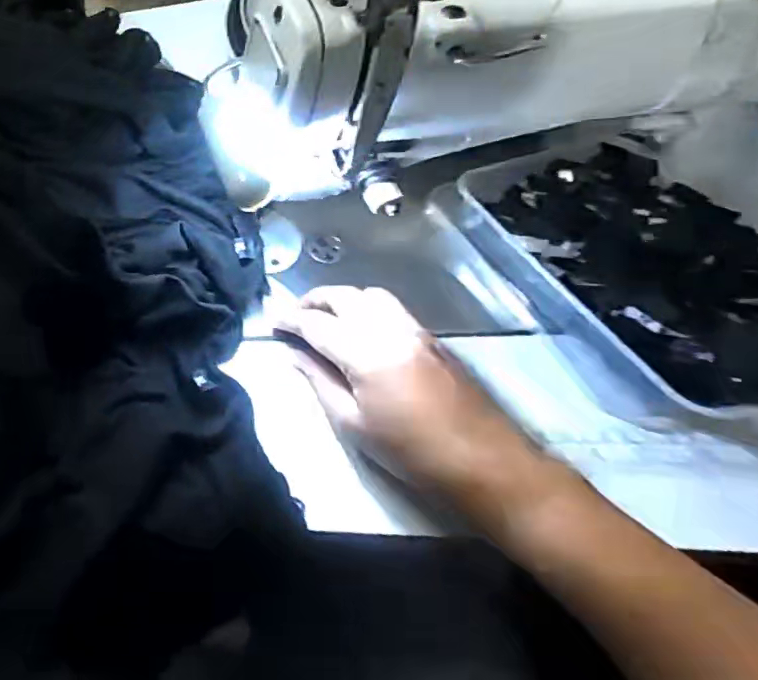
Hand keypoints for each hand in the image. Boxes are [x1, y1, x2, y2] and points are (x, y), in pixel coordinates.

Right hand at [275, 286, 578, 529]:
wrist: (485, 462)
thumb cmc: (412, 453)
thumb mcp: (354, 425)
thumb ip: (319, 382)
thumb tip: (294, 355)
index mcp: (365, 352)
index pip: (316, 324)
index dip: (290, 321)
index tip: (272, 323)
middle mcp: (388, 328)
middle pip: (343, 296)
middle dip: (313, 301)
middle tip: (295, 316)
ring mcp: (414, 328)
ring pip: (370, 294)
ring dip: (342, 298)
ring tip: (327, 317)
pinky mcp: (431, 336)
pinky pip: (391, 307)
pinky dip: (367, 306)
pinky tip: (360, 328)